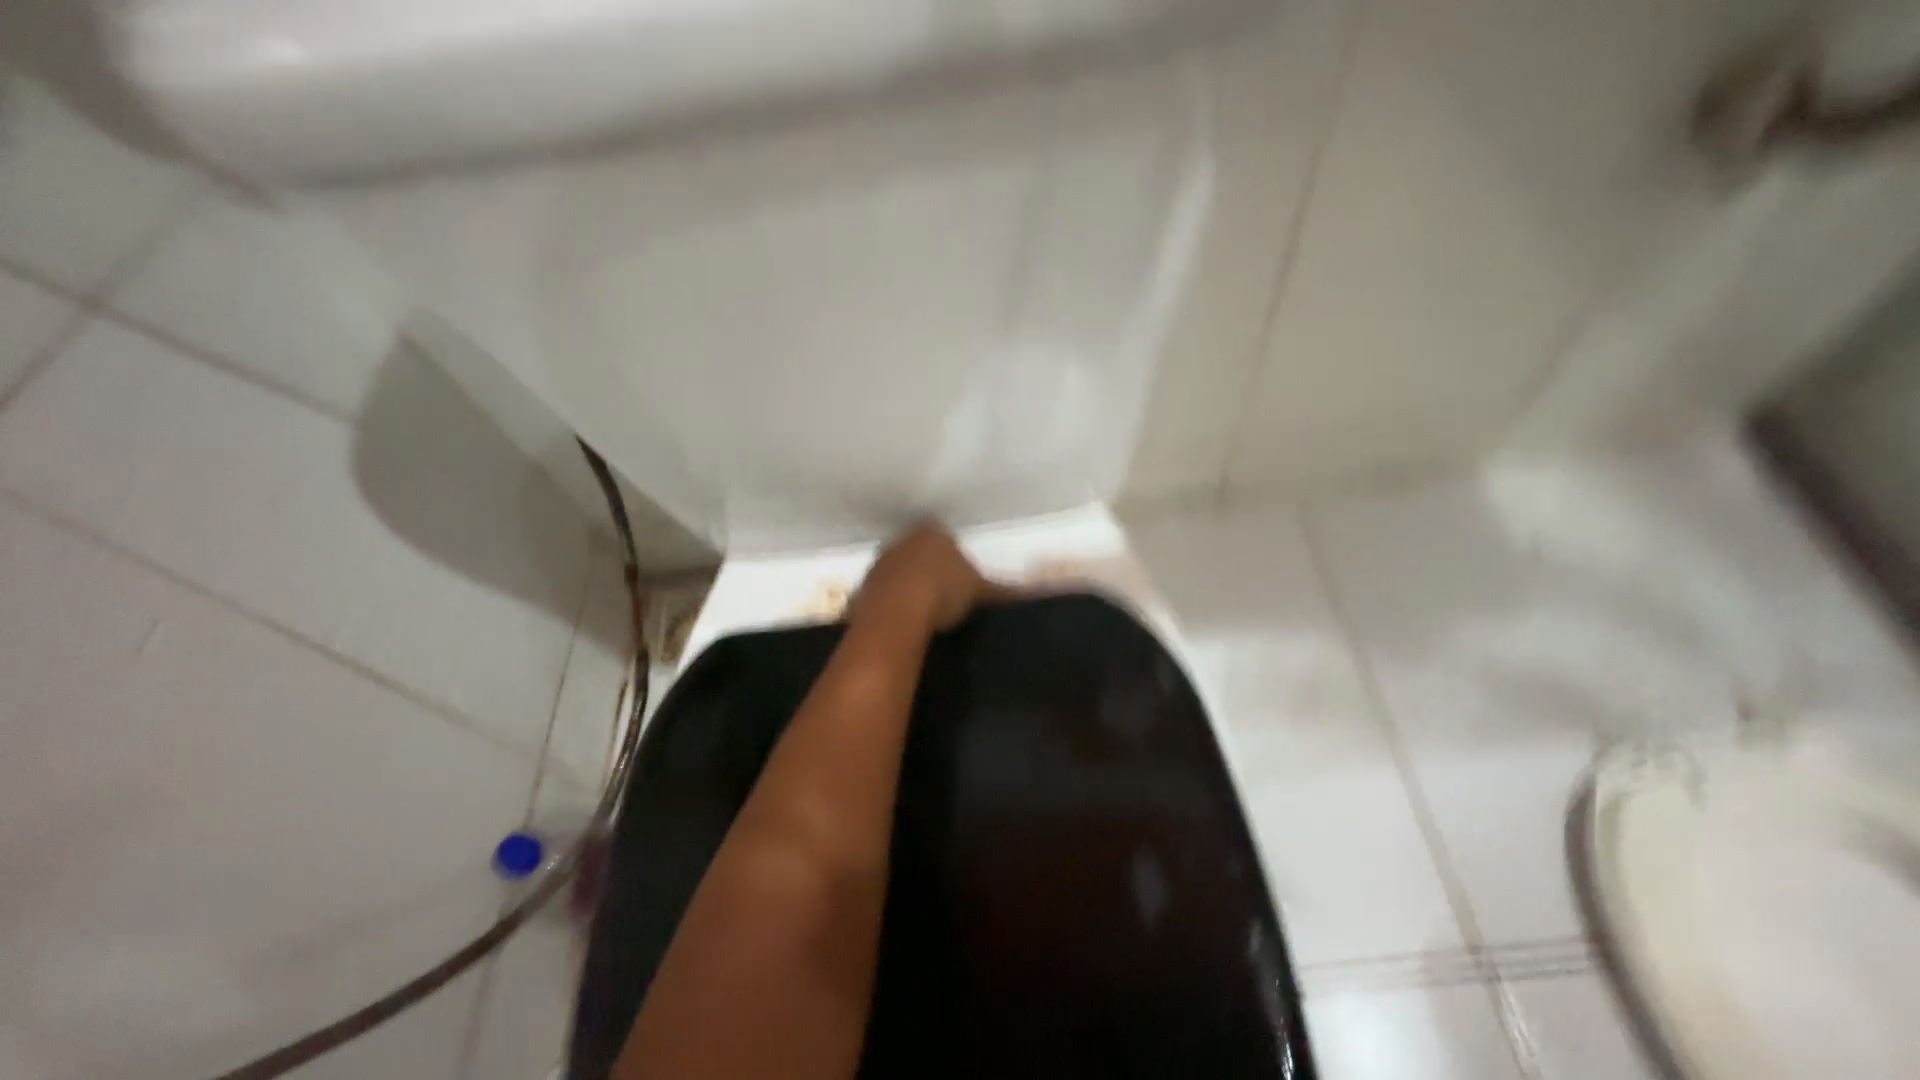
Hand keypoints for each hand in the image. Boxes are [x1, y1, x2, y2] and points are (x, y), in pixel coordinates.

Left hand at [854, 523, 1005, 633]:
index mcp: (932, 533)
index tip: (960, 581)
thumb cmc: (944, 591)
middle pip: (916, 554)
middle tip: (943, 598)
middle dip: (927, 571)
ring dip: (905, 588)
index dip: (953, 558)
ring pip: (895, 574)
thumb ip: (1004, 590)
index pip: (944, 538)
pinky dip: (888, 608)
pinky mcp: (861, 590)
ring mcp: (878, 565)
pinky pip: (879, 597)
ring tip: (922, 615)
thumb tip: (1031, 593)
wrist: (896, 614)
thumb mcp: (981, 591)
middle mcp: (901, 542)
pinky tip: (899, 625)